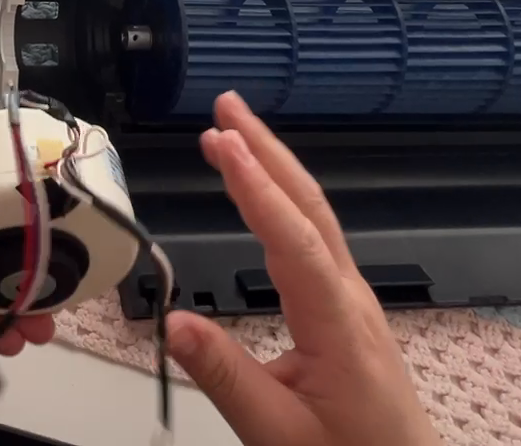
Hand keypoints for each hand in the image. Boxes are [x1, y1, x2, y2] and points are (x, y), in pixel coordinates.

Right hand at [167, 92, 439, 445]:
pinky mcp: (341, 300)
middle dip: (266, 148)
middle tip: (226, 106)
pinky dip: (278, 191)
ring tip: (232, 128)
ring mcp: (348, 294)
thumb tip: (172, 321)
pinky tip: (259, 184)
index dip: (254, 188)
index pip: (293, 241)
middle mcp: (347, 295)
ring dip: (271, 162)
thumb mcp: (279, 437)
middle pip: (308, 204)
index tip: (221, 141)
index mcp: (337, 325)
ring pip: (312, 211)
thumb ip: (225, 377)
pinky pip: (310, 228)